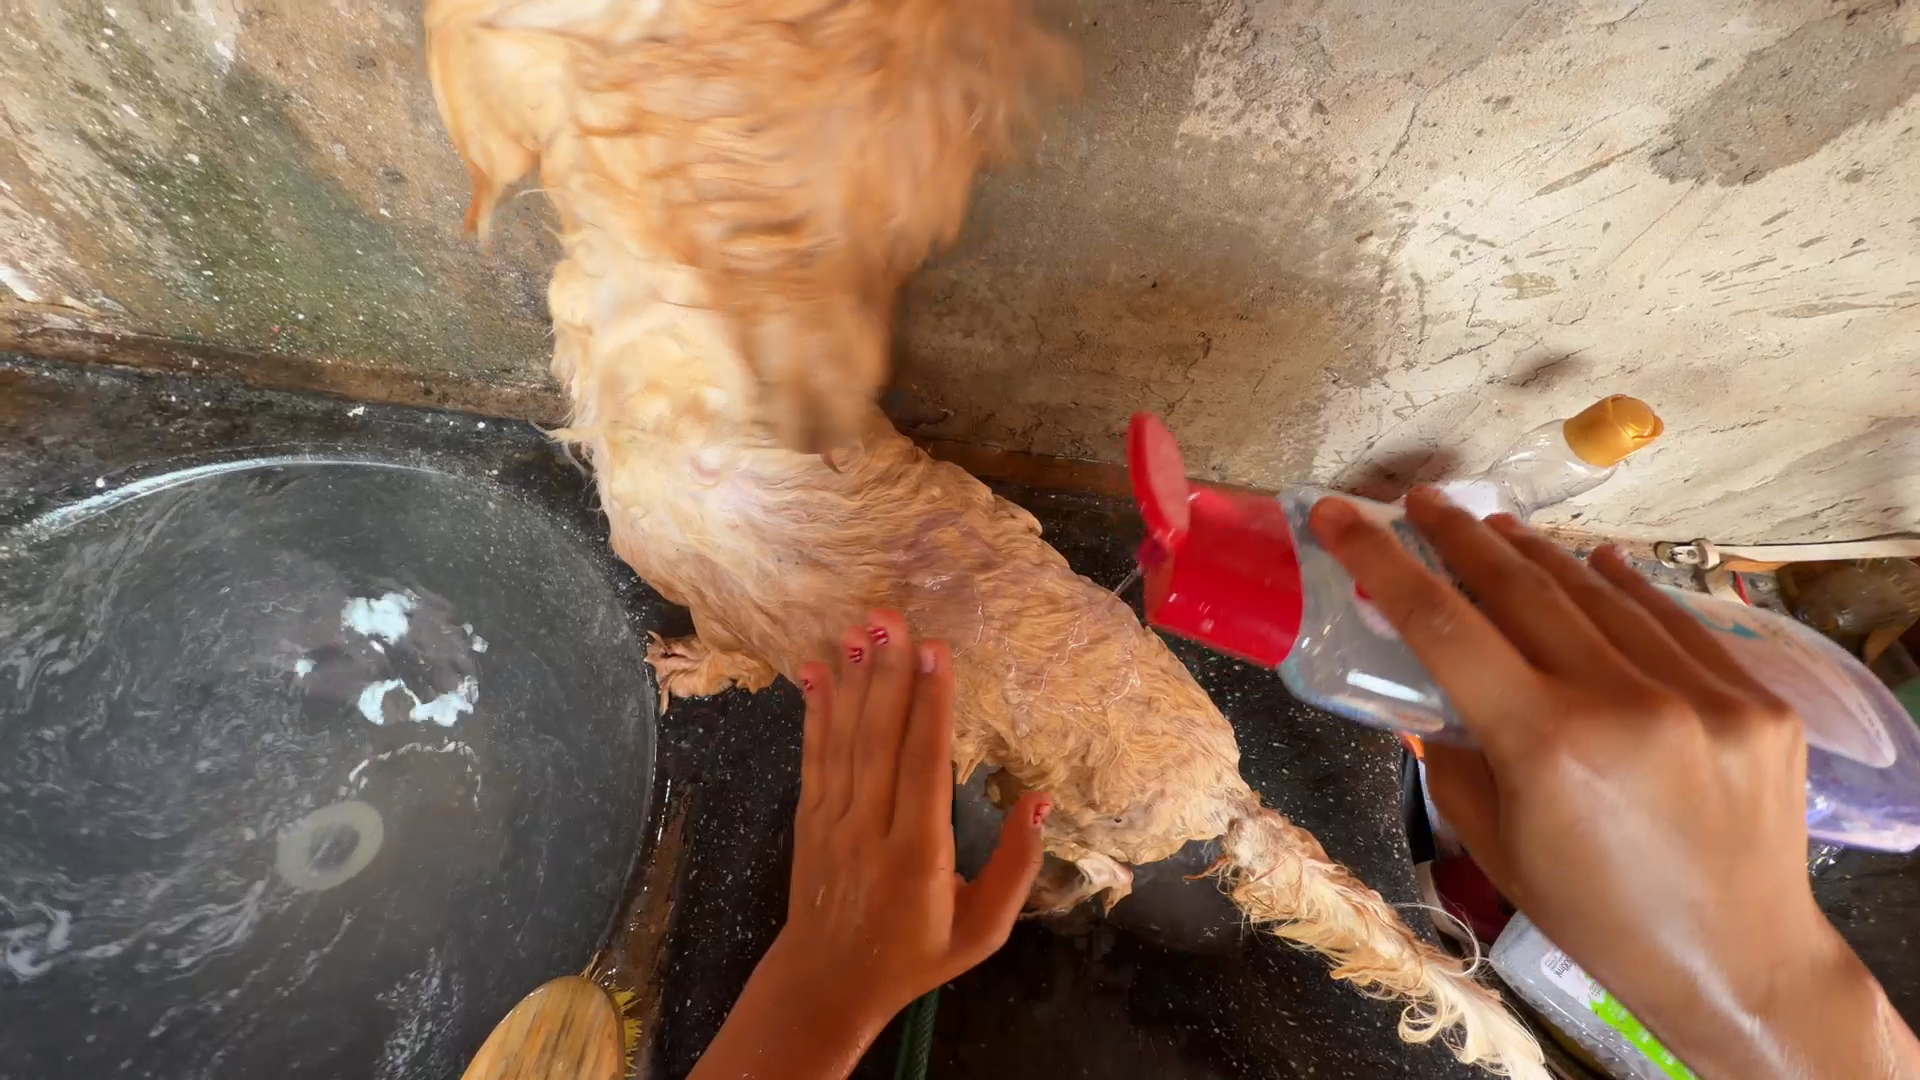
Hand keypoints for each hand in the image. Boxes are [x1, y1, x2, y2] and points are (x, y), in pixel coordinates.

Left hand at [691, 610, 1049, 1079]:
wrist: (828, 982)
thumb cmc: (917, 952)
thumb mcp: (984, 930)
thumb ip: (1017, 866)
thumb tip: (1039, 798)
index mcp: (918, 855)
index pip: (924, 766)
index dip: (930, 706)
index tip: (935, 652)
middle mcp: (870, 828)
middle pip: (880, 741)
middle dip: (888, 674)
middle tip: (891, 618)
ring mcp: (832, 819)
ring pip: (844, 740)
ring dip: (851, 681)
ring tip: (857, 630)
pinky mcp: (809, 816)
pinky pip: (814, 756)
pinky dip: (815, 710)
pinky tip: (816, 671)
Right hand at [1311, 489, 1919, 1079]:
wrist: (1742, 963)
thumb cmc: (1586, 906)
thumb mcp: (1483, 832)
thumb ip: (1449, 747)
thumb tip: (1432, 691)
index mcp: (1543, 742)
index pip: (1440, 623)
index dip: (1379, 559)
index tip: (1341, 517)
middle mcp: (1623, 702)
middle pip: (1518, 586)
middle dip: (1457, 533)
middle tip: (1423, 500)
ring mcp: (1701, 694)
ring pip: (1594, 592)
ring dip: (1531, 551)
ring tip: (1491, 525)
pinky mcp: (1752, 700)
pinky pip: (1668, 619)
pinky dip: (1617, 583)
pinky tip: (1590, 560)